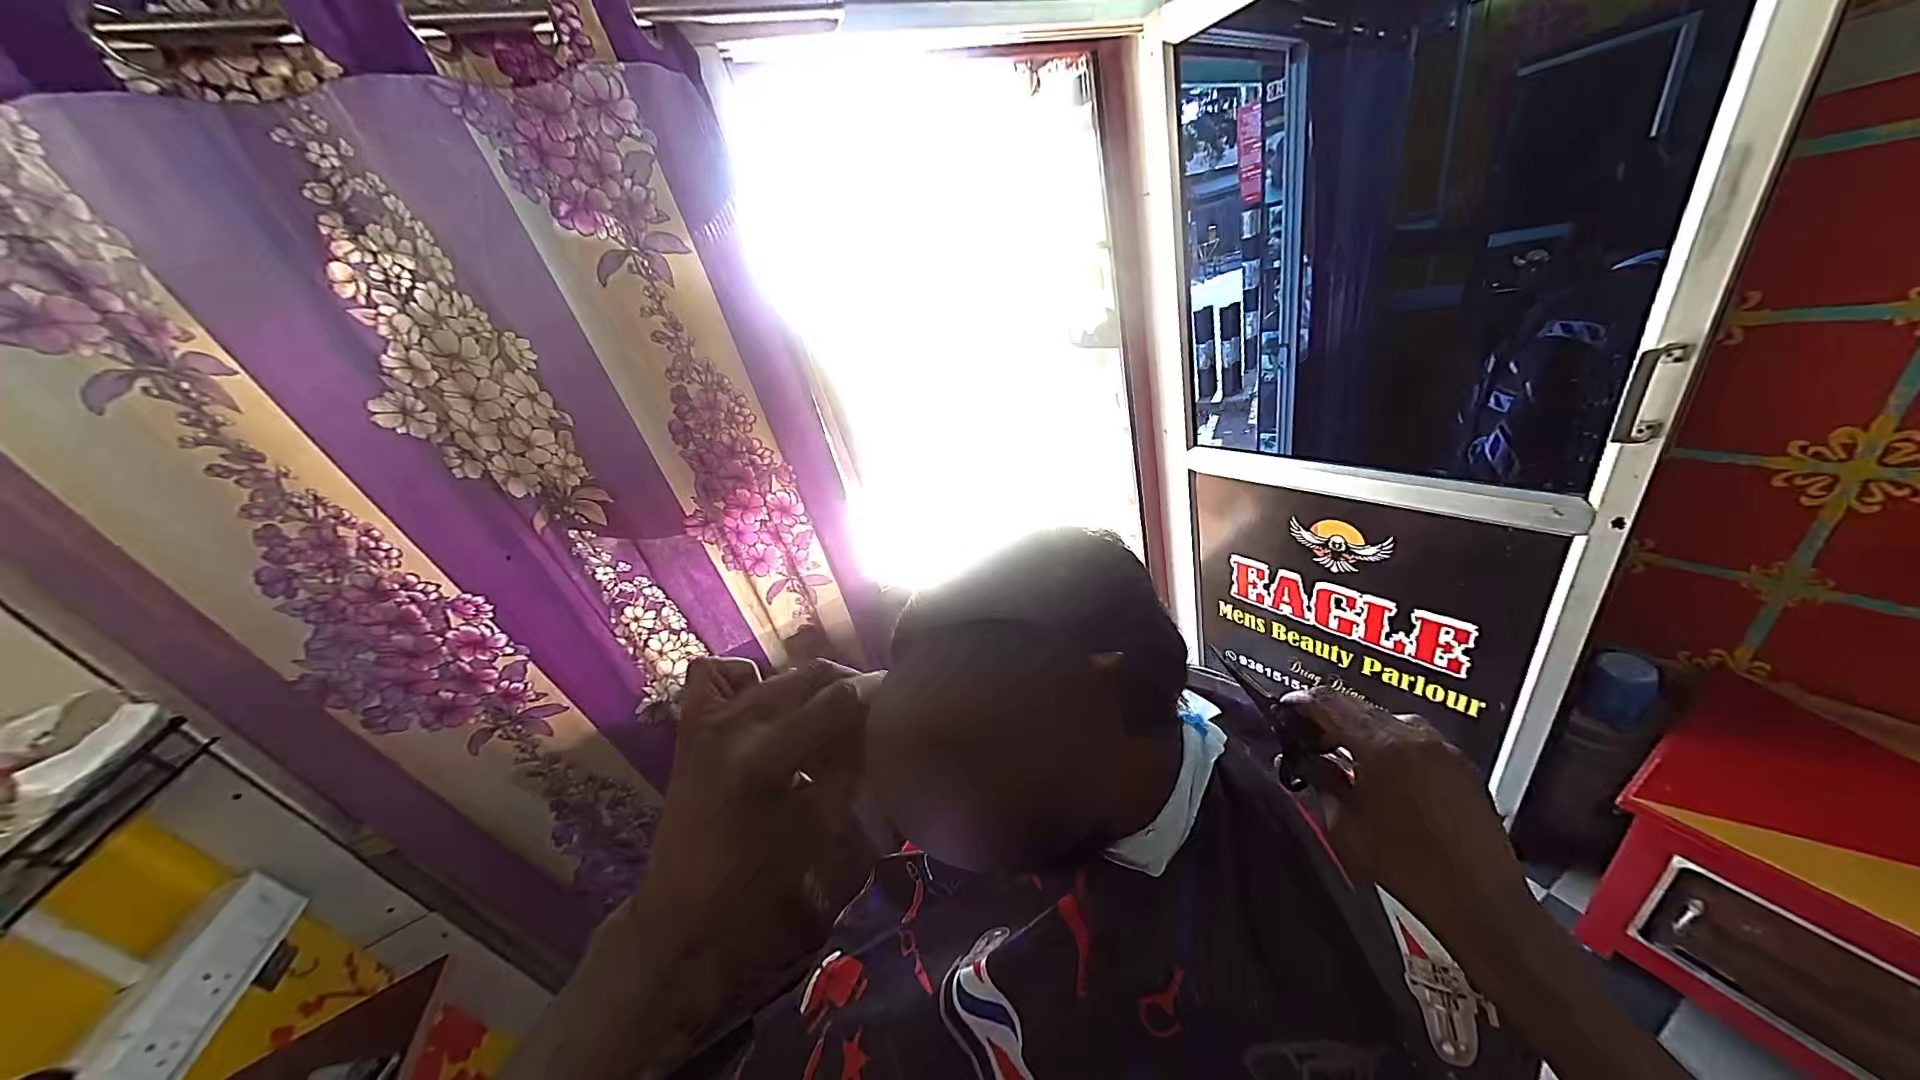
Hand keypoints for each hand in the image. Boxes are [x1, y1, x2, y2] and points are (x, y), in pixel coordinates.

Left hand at [642, 657, 867, 966]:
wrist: (684, 903)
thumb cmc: (759, 876)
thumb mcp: (820, 823)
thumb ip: (852, 764)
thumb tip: (878, 723)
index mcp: (765, 755)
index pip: (837, 701)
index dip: (875, 694)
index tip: (899, 697)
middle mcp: (734, 724)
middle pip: (810, 676)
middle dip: (849, 685)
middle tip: (871, 707)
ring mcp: (707, 718)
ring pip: (778, 675)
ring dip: (812, 688)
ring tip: (829, 716)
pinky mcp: (691, 722)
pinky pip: (720, 674)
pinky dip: (750, 679)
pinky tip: (767, 709)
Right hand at [1282, 688, 1534, 947]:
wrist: (1480, 902)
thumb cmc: (1408, 867)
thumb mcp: (1345, 824)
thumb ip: (1323, 781)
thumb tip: (1310, 762)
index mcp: (1381, 745)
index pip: (1328, 702)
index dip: (1301, 702)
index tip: (1286, 710)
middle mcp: (1414, 736)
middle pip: (1358, 706)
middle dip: (1329, 718)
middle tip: (1308, 738)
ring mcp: (1443, 748)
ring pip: (1387, 720)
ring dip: (1360, 730)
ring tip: (1344, 756)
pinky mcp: (1461, 765)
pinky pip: (1414, 739)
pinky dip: (1390, 744)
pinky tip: (1381, 772)